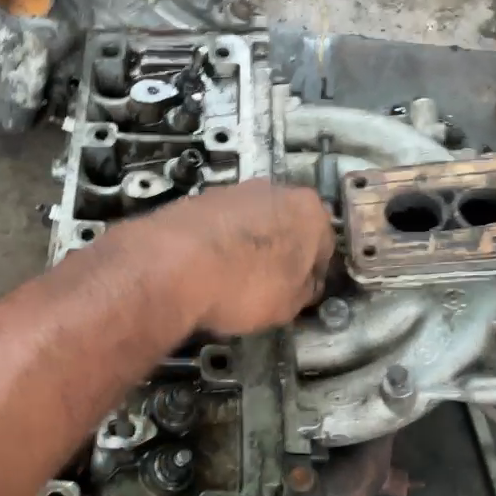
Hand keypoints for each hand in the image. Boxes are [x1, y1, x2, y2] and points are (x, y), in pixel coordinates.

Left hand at [116, 179, 334, 336]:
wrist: (172, 268)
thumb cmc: (236, 282)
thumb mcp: (289, 304)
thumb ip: (304, 290)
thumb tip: (303, 288)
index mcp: (309, 211)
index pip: (324, 244)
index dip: (313, 272)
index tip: (303, 288)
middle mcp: (272, 191)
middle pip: (285, 225)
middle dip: (279, 253)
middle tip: (269, 286)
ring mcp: (231, 193)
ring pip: (249, 223)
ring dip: (245, 247)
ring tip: (233, 283)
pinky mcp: (196, 201)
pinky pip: (216, 227)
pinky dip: (215, 245)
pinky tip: (207, 273)